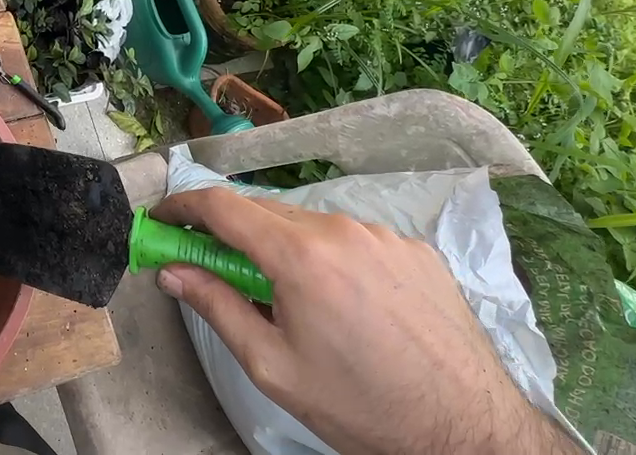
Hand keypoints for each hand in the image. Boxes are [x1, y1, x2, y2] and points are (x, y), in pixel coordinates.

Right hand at [151, 188, 577, 454]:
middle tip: (213, 264)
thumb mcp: (273, 366)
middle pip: (261, 209)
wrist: (474, 437)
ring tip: (286, 292)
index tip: (162, 220)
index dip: (181, 205)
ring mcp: (383, 235)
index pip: (220, 205)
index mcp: (300, 256)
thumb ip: (216, 306)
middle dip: (229, 230)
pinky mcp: (415, 249)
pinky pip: (351, 236)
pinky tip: (340, 296)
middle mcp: (340, 229)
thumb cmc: (362, 408)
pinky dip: (327, 252)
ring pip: (306, 221)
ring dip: (280, 242)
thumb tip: (170, 270)